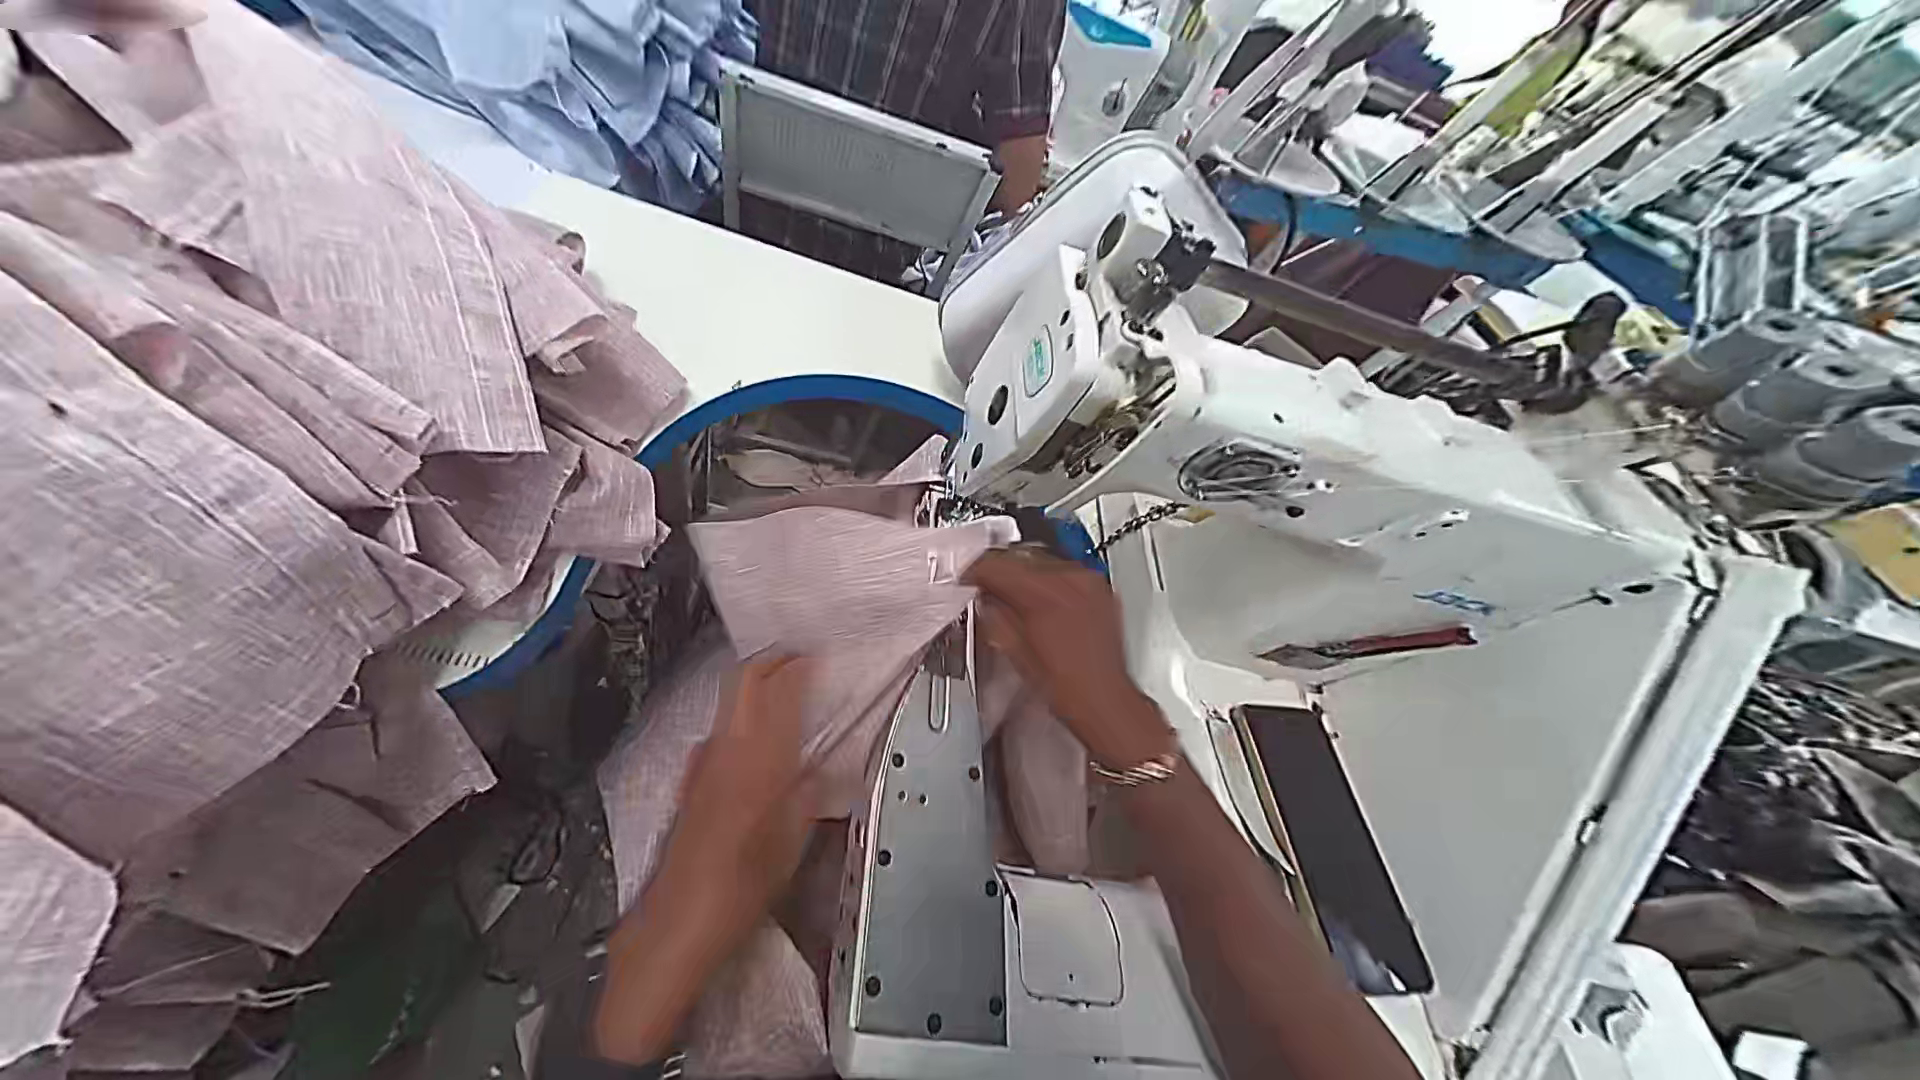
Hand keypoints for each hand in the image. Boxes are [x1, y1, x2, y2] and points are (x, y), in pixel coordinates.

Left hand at [594, 655, 814, 1063]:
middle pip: (744, 677)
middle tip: (800, 656)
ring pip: (730, 699)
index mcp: (761, 756)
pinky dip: (743, 714)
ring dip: (757, 683)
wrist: (675, 921)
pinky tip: (758, 737)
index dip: (800, 665)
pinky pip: (722, 727)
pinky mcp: (692, 776)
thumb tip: (822, 767)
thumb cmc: (743, 884)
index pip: (780, 688)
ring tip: (786, 688)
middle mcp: (728, 746)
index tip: (819, 655)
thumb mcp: (794, 840)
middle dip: (773, 660)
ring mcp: (704, 758)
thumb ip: (810, 792)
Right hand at [968, 550, 1171, 768]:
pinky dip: (1050, 579)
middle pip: (1020, 556)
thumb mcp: (1014, 650)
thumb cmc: (1066, 687)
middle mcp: (1069, 580)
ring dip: (1024, 571)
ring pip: (1044, 558)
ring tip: (1013, 592)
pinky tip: (1042, 598)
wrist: (1103, 700)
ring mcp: (1088, 582)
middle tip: (985, 584)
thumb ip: (994, 615)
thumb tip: (985, 599)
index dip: (975, 572)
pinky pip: (1067, 571)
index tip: (968, 578)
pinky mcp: (1100, 589)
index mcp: (1042, 594)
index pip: (997, 565)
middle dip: (999, 569)